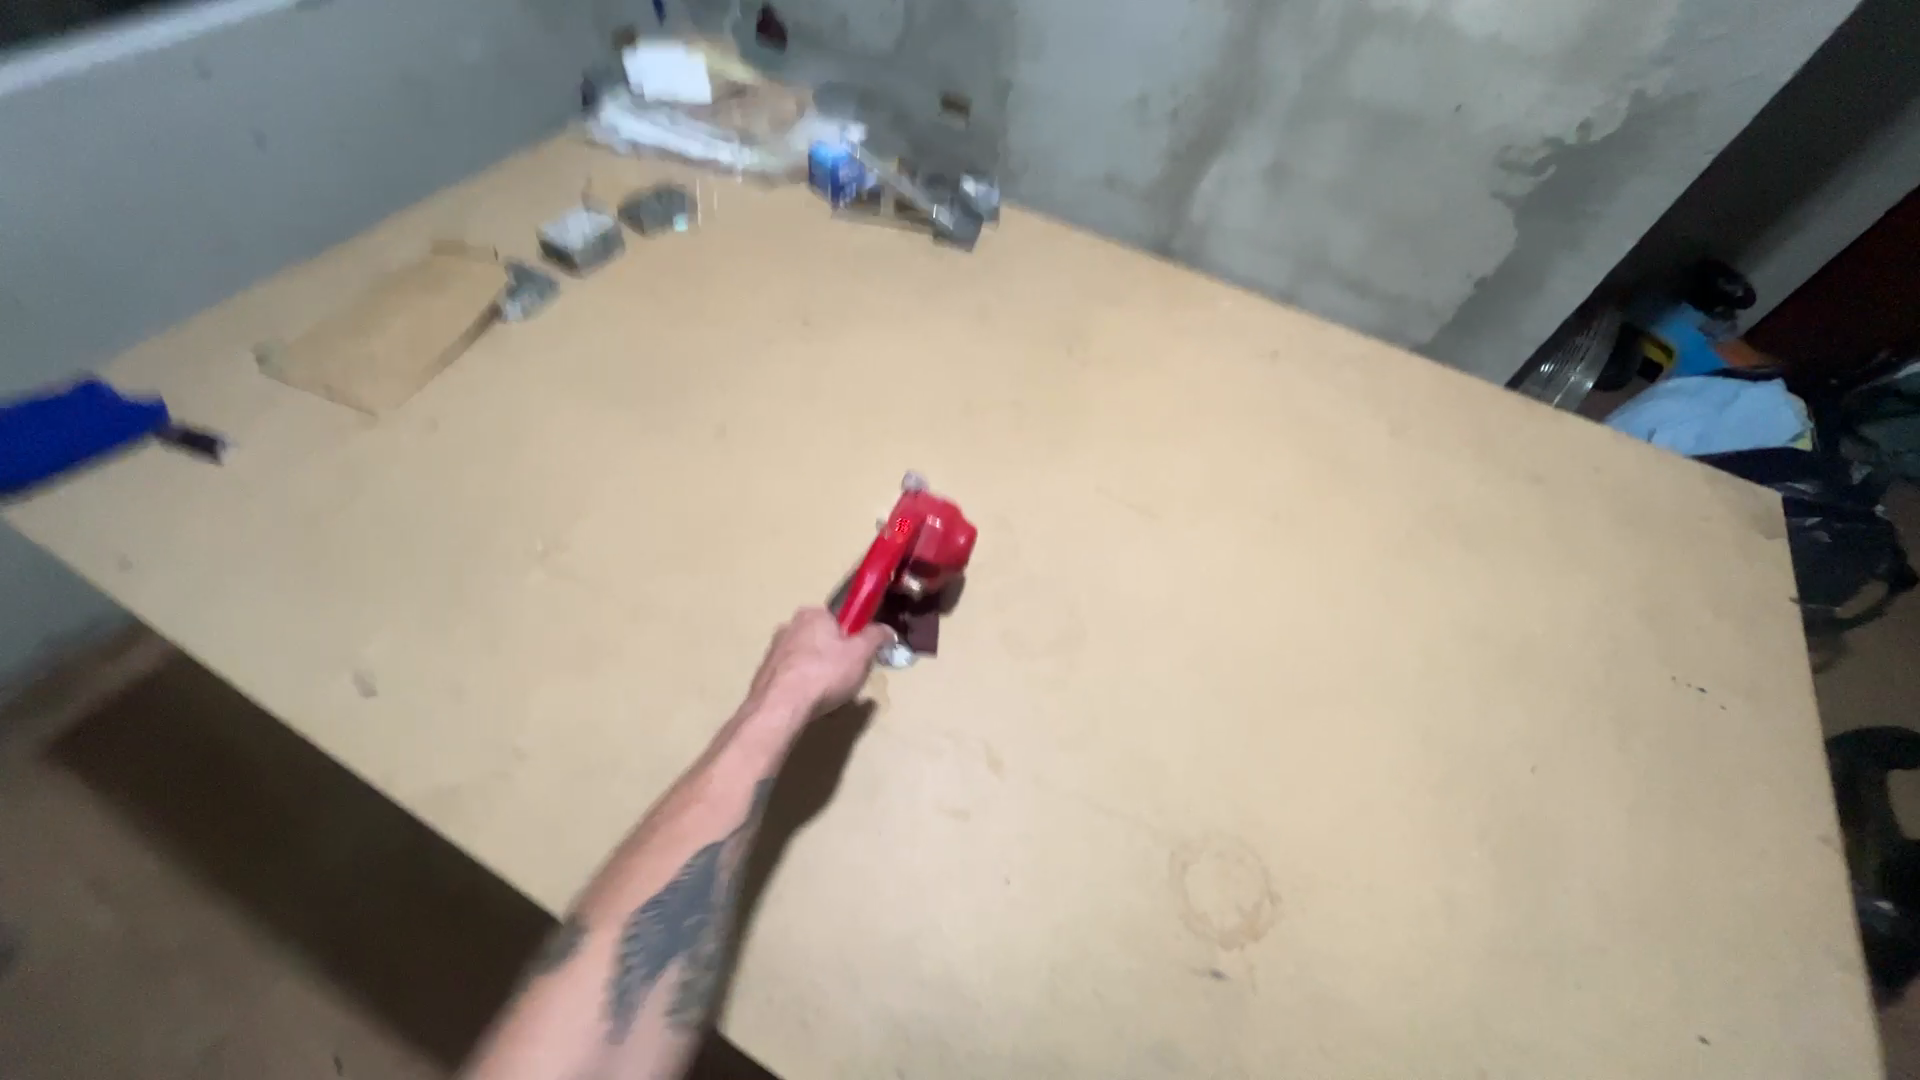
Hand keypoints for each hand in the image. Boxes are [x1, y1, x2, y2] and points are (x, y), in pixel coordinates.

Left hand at [746, 607, 894, 718]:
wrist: (781, 707)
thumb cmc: (825, 673)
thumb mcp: (861, 653)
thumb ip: (876, 636)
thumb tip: (887, 629)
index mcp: (812, 614)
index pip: (837, 618)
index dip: (851, 635)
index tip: (859, 654)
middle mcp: (789, 625)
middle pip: (821, 638)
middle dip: (834, 654)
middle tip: (847, 675)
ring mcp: (773, 650)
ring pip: (805, 657)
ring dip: (816, 670)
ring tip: (828, 692)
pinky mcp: (764, 673)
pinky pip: (791, 675)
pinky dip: (801, 684)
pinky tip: (809, 700)